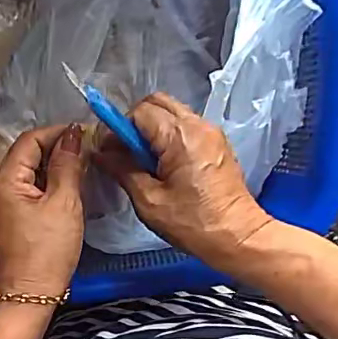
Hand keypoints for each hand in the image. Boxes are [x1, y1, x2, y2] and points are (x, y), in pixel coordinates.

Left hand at [0, 124, 86, 296]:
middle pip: (26, 155)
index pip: (29, 140)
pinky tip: (67, 188)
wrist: (31, 294)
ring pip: (28, 173)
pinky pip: (28, 191)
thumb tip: (72, 135)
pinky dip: (47, 184)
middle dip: (55, 148)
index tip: (84, 135)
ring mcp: (2, 206)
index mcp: (6, 181)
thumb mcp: (63, 203)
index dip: (56, 132)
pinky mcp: (11, 220)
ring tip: (81, 168)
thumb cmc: (48, 250)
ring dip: (53, 166)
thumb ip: (67, 165)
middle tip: (86, 151)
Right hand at [95, 92, 274, 270]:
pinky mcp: (216, 143)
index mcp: (179, 136)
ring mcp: (210, 132)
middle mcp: (198, 125)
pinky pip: (185, 126)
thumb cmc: (192, 223)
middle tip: (123, 151)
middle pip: (157, 102)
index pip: (139, 112)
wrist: (237, 236)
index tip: (108, 151)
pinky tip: (161, 164)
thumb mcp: (148, 200)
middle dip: (134, 122)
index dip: (118, 128)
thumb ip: (122, 170)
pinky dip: (167, 136)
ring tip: (142, 161)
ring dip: (151, 129)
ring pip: (171, 112)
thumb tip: (100, 154)